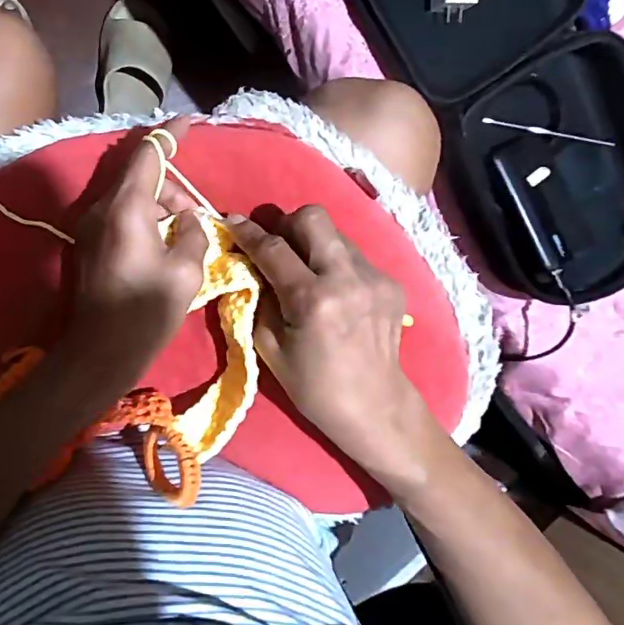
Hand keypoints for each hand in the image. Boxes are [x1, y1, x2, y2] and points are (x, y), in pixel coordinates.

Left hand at [63, 119, 208, 379]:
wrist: (100, 351)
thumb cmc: (146, 311)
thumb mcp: (186, 270)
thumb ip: (193, 233)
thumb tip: (188, 221)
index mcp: (126, 208)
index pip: (148, 153)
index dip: (170, 134)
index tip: (189, 122)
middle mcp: (102, 209)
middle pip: (140, 176)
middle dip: (173, 187)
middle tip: (197, 217)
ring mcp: (91, 227)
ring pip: (131, 197)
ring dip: (160, 205)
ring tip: (185, 235)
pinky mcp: (89, 244)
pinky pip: (121, 216)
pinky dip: (146, 219)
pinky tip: (165, 243)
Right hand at [229, 206, 439, 485]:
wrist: (375, 407)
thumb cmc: (314, 386)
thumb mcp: (269, 347)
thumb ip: (259, 299)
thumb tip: (250, 266)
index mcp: (313, 300)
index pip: (274, 249)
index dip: (248, 233)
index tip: (232, 222)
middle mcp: (347, 279)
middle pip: (313, 218)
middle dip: (287, 224)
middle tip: (276, 244)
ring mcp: (375, 278)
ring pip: (336, 233)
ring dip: (313, 243)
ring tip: (305, 270)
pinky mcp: (391, 283)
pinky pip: (354, 256)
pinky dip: (336, 264)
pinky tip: (334, 291)